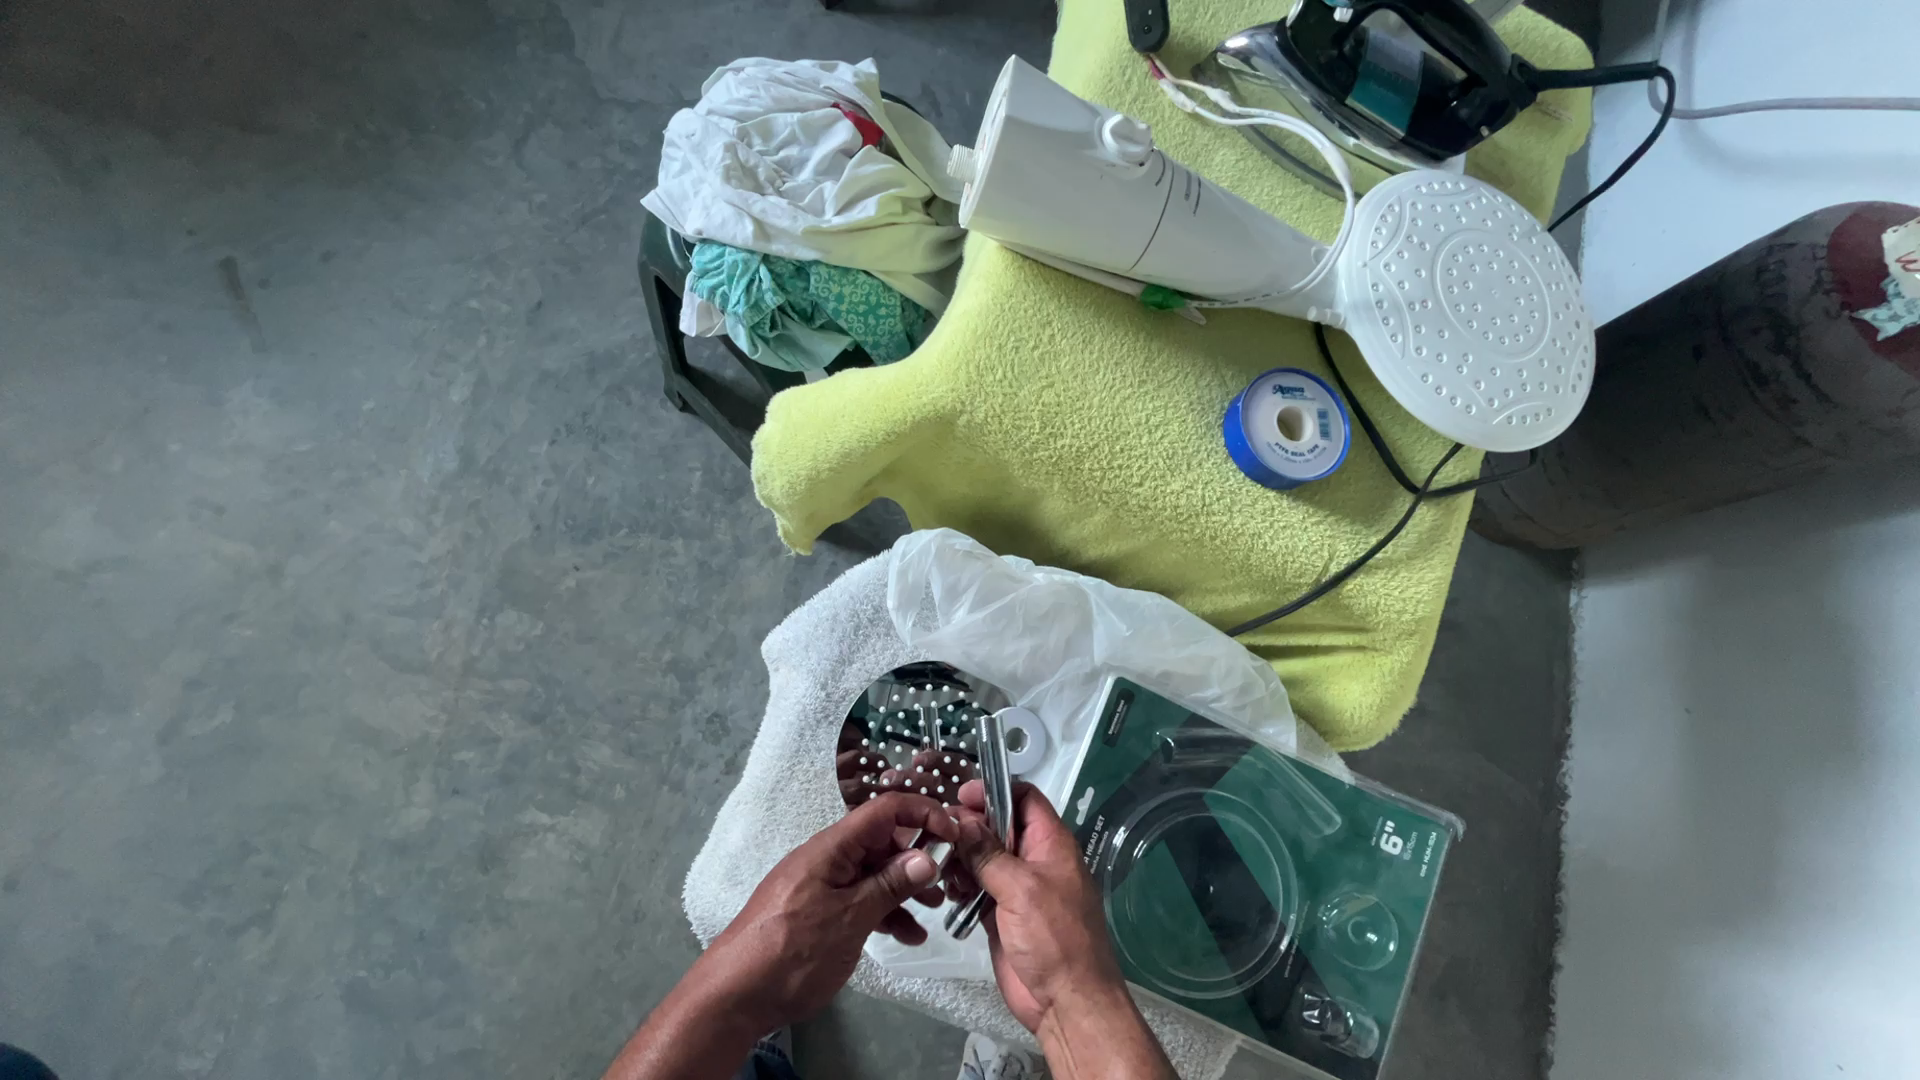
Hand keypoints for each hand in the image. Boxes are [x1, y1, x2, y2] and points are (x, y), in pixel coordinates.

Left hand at [695, 792, 956, 1031]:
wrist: (733, 997)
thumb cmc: (792, 950)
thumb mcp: (850, 919)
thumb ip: (890, 885)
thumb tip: (927, 856)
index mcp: (832, 847)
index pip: (885, 810)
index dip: (923, 814)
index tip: (954, 834)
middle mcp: (827, 858)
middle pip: (881, 841)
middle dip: (917, 856)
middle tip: (949, 880)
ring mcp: (821, 885)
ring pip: (873, 873)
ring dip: (904, 887)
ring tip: (934, 910)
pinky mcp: (817, 910)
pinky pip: (858, 899)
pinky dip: (883, 911)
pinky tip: (906, 935)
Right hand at [949, 780, 1173, 1079]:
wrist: (1068, 1004)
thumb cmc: (1055, 938)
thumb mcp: (1021, 888)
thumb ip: (988, 853)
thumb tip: (963, 820)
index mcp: (1051, 843)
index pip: (1024, 798)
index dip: (995, 790)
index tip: (962, 795)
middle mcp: (1034, 859)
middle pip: (999, 826)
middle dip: (970, 824)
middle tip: (940, 830)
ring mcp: (1017, 886)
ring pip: (984, 856)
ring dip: (962, 856)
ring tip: (939, 861)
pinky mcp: (1002, 912)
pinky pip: (978, 886)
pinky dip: (962, 883)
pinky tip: (946, 888)